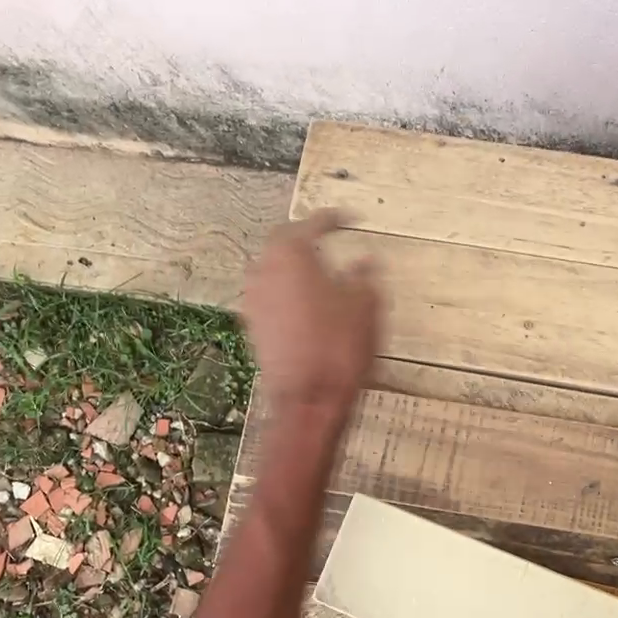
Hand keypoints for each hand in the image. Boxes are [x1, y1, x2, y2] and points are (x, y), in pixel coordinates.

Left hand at [239, 209, 382, 410]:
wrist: (309, 398)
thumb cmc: (340, 345)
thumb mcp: (365, 305)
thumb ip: (364, 275)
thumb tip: (365, 260)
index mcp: (291, 254)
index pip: (311, 224)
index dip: (332, 219)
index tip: (348, 218)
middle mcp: (264, 269)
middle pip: (282, 242)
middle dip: (305, 238)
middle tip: (327, 238)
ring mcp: (253, 299)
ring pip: (272, 269)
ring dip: (293, 265)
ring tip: (317, 269)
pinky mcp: (252, 326)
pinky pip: (270, 294)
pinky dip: (287, 290)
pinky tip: (305, 301)